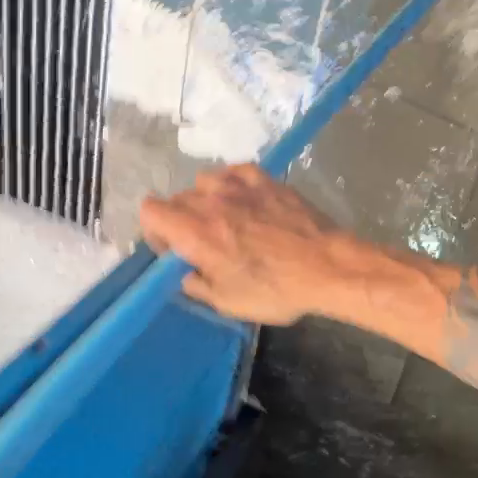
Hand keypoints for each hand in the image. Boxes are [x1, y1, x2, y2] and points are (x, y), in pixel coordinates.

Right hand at [140, 164, 352, 325]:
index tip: (174, 250)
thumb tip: (187, 274)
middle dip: (184, 221)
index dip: (156, 231)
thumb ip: (197, 285)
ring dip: (210, 200)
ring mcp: (240, 185)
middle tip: (208, 243)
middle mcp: (210, 200)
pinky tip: (250, 203)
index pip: (149, 211)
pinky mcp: (267, 179)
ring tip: (230, 221)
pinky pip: (237, 174)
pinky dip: (236, 186)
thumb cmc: (276, 290)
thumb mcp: (228, 303)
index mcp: (193, 230)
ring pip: (206, 182)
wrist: (328, 267)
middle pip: (178, 199)